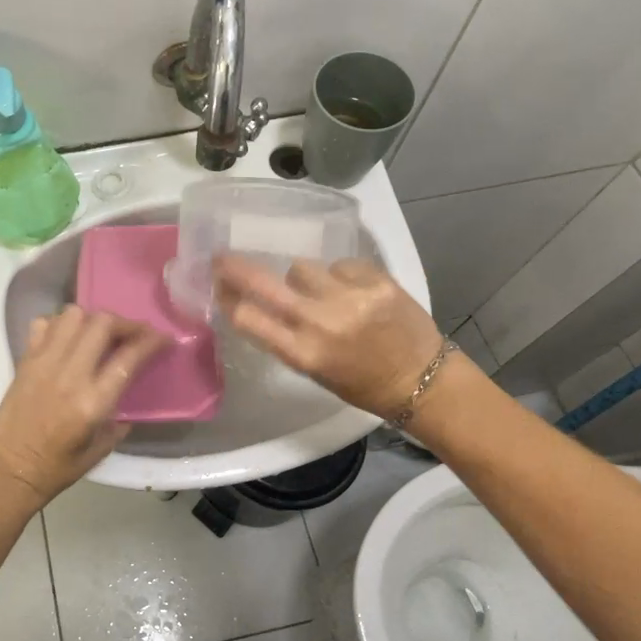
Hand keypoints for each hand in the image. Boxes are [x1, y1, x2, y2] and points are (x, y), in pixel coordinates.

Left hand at [0, 307, 167, 509]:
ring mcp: (44, 363)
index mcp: (93, 402)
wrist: (9, 469)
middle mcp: (69, 374)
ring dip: (92, 319)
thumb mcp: (100, 450)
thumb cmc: (57, 468)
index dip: (151, 341)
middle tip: (133, 333)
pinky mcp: (25, 360)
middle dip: (125, 323)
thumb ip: (118, 421)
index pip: (128, 357)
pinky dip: (60, 324)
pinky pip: (44, 324)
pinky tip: (67, 339)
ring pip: (73, 315)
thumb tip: (127, 399)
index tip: (163, 338)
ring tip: (99, 333)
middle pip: (102, 324)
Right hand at [214, 256, 442, 418]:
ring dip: (305, 277)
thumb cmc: (362, 383)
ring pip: (303, 267)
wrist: (422, 378)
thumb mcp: (314, 371)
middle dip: (237, 268)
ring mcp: (350, 297)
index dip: (228, 298)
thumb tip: (255, 304)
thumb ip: (286, 338)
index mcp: (303, 354)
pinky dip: (341, 274)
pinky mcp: (376, 280)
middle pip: (265, 283)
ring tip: (325, 293)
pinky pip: (340, 264)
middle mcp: (321, 323)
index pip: (248, 318)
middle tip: (222, 257)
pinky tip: (355, 291)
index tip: (218, 286)